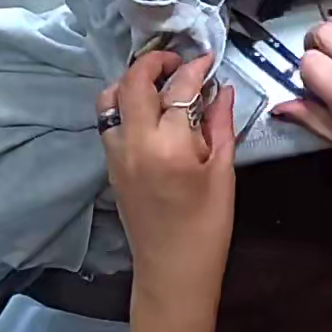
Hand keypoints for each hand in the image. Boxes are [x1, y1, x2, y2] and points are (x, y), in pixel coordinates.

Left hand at [98, 51, 237, 317]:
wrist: (171, 272)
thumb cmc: (207, 227)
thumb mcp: (223, 174)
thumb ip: (220, 126)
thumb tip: (222, 89)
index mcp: (168, 147)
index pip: (178, 90)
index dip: (195, 68)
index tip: (208, 59)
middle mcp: (134, 143)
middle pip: (133, 82)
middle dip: (154, 61)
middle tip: (179, 62)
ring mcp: (115, 153)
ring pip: (110, 98)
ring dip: (132, 80)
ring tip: (159, 82)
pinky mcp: (109, 164)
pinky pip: (108, 120)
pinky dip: (124, 103)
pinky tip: (148, 109)